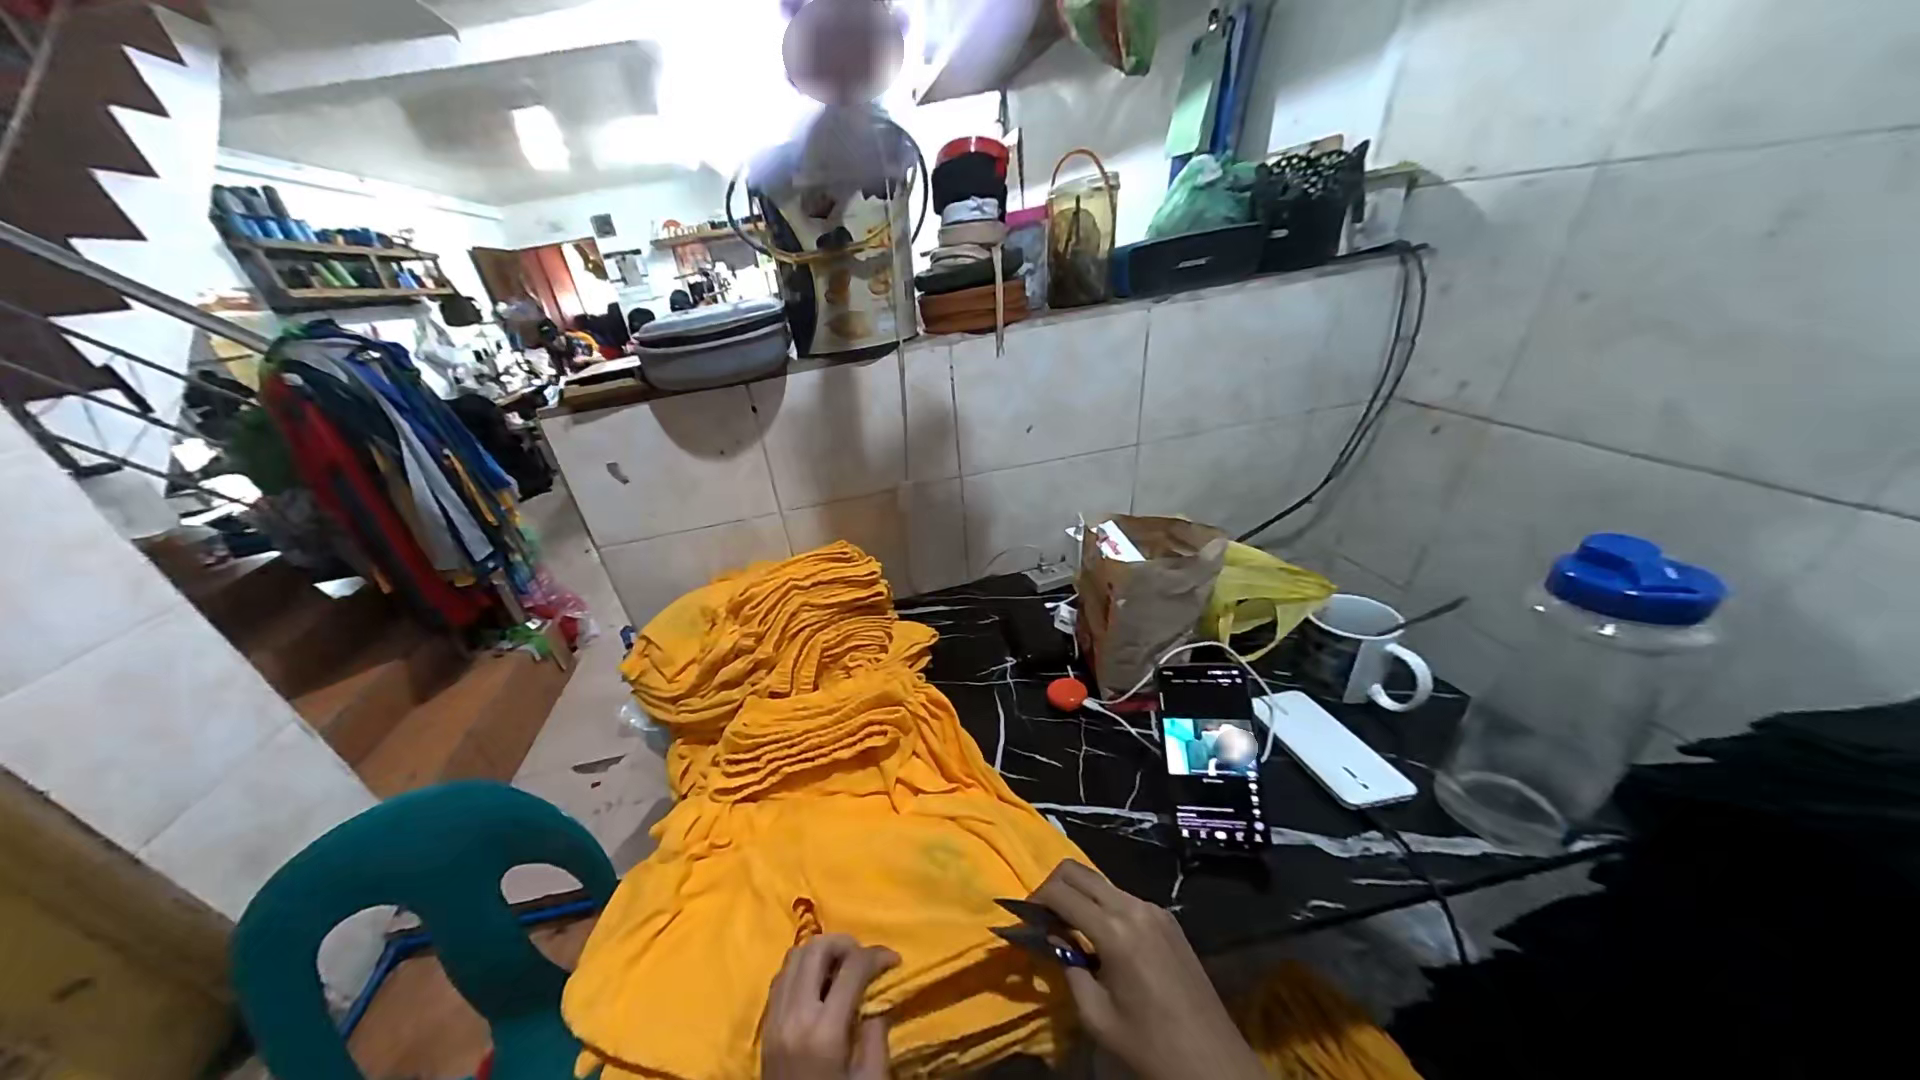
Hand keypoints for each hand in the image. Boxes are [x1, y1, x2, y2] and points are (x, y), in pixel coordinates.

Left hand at [761, 934, 900, 1079]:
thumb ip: (876, 1032)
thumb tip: (877, 996)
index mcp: (824, 1031)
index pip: (852, 968)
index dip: (877, 955)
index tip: (894, 959)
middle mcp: (794, 1015)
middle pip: (816, 948)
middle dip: (846, 943)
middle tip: (865, 958)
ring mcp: (774, 1019)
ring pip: (794, 955)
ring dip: (822, 953)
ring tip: (842, 968)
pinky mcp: (765, 1027)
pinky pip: (781, 977)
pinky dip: (802, 968)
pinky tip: (820, 985)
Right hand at [1030, 861, 1266, 1079]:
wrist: (1214, 1064)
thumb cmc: (1150, 1047)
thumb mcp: (1097, 1016)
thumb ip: (1068, 967)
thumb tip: (1050, 938)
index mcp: (1115, 931)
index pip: (1061, 892)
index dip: (1035, 900)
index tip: (1023, 918)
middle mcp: (1134, 907)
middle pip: (1079, 871)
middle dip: (1053, 886)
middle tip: (1041, 917)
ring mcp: (1155, 909)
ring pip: (1101, 882)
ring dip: (1079, 896)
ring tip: (1069, 930)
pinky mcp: (1168, 919)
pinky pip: (1123, 899)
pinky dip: (1102, 907)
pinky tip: (1101, 939)